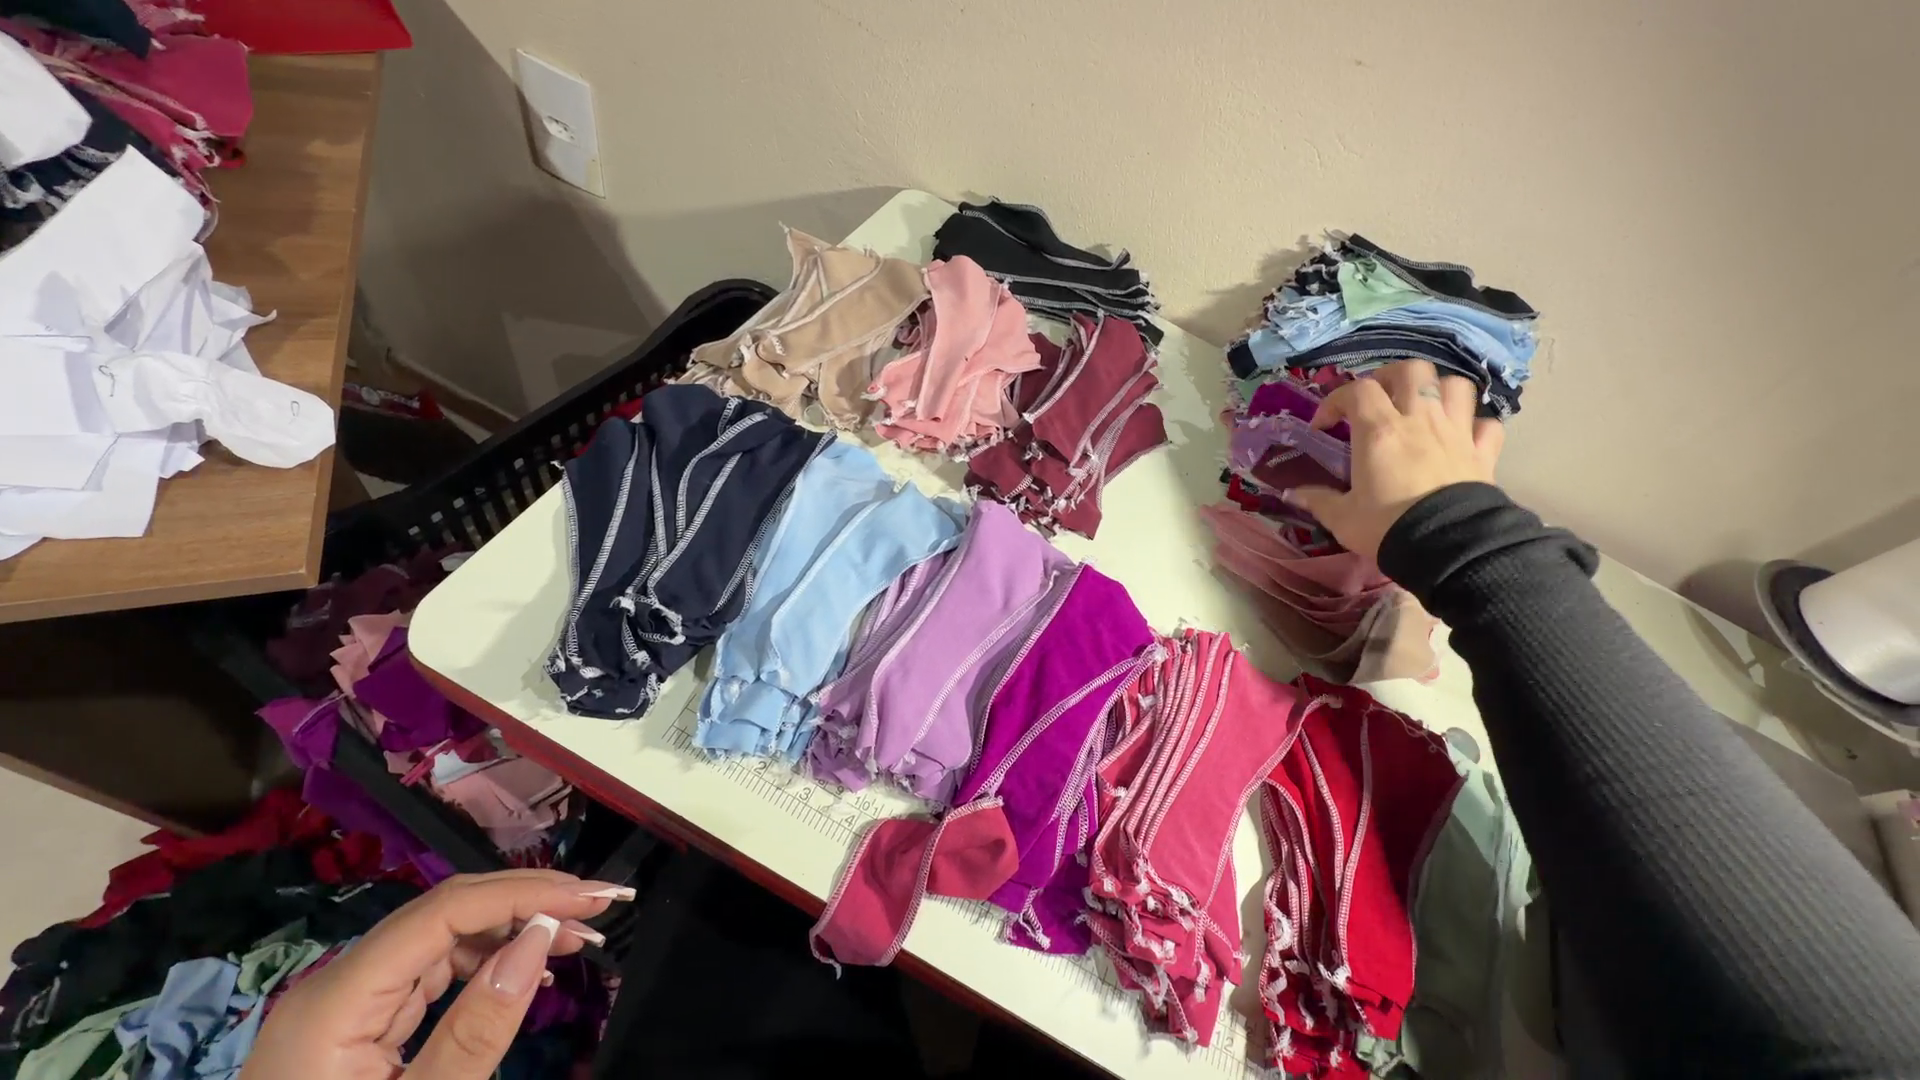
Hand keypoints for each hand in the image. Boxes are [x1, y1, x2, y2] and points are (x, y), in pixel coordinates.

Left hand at [243, 870, 632, 1079]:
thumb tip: (541, 938)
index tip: (597, 899)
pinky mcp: (358, 1023)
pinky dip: (488, 960)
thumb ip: (476, 1032)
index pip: (445, 911)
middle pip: (444, 911)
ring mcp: (346, 1003)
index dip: (526, 894)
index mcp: (337, 1002)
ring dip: (515, 927)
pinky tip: (528, 967)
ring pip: (443, 935)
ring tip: (579, 937)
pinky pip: (433, 970)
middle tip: (603, 906)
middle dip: (528, 900)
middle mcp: (338, 985)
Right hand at [1283, 360, 1504, 561]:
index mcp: (1380, 431)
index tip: (1324, 425)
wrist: (1448, 548)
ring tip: (1422, 409)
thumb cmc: (1387, 527)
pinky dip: (1474, 425)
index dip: (1335, 400)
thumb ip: (1318, 500)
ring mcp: (1456, 433)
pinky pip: (1486, 424)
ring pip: (1455, 386)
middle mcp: (1420, 420)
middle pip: (1412, 371)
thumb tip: (1291, 494)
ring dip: (1437, 391)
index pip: (1356, 391)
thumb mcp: (1342, 517)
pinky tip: (1461, 436)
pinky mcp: (1483, 453)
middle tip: (1378, 399)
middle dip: (1391, 377)